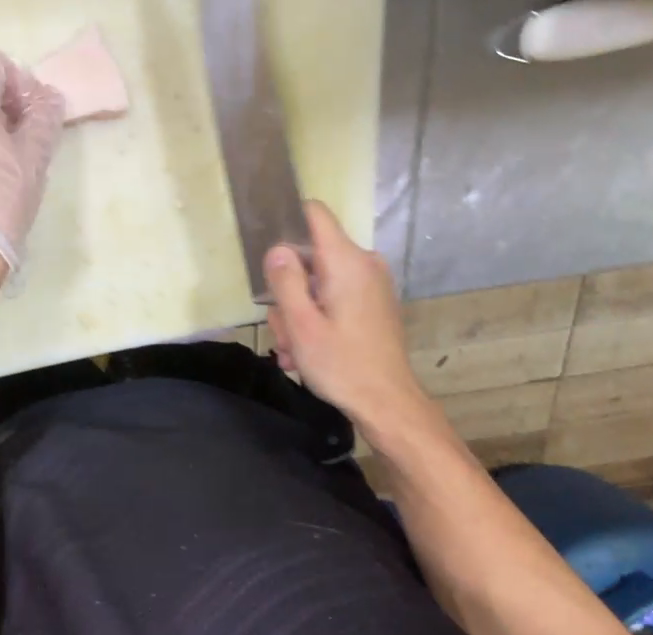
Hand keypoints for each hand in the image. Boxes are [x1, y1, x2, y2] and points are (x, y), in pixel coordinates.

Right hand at [263, 202, 432, 436]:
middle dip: (289, 292)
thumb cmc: (341, 365)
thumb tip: (277, 249)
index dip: (287, 225)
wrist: (385, 400)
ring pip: (319, 285)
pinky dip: (317, 321)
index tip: (267, 254)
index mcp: (346, 262)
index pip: (315, 215)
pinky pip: (335, 300)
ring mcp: (372, 285)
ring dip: (300, 315)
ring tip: (295, 351)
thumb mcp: (302, 326)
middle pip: (311, 259)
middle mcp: (364, 264)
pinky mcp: (373, 304)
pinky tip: (309, 352)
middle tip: (285, 333)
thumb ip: (286, 283)